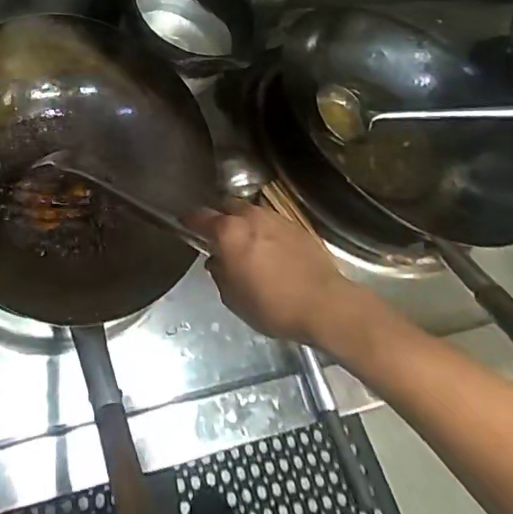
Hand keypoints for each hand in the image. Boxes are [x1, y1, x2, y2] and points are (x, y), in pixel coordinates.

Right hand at [187, 200, 371, 346]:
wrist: (328, 307)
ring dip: (244, 223)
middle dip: (220, 216)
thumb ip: (219, 274)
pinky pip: (272, 224)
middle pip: (226, 206)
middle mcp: (249, 217)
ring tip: (247, 243)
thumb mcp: (234, 299)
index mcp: (228, 232)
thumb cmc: (273, 306)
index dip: (189, 221)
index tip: (184, 225)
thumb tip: (217, 262)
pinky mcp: (298, 228)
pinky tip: (271, 251)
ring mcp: (276, 219)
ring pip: (251, 213)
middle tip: (218, 235)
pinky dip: (266, 232)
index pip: (199, 217)